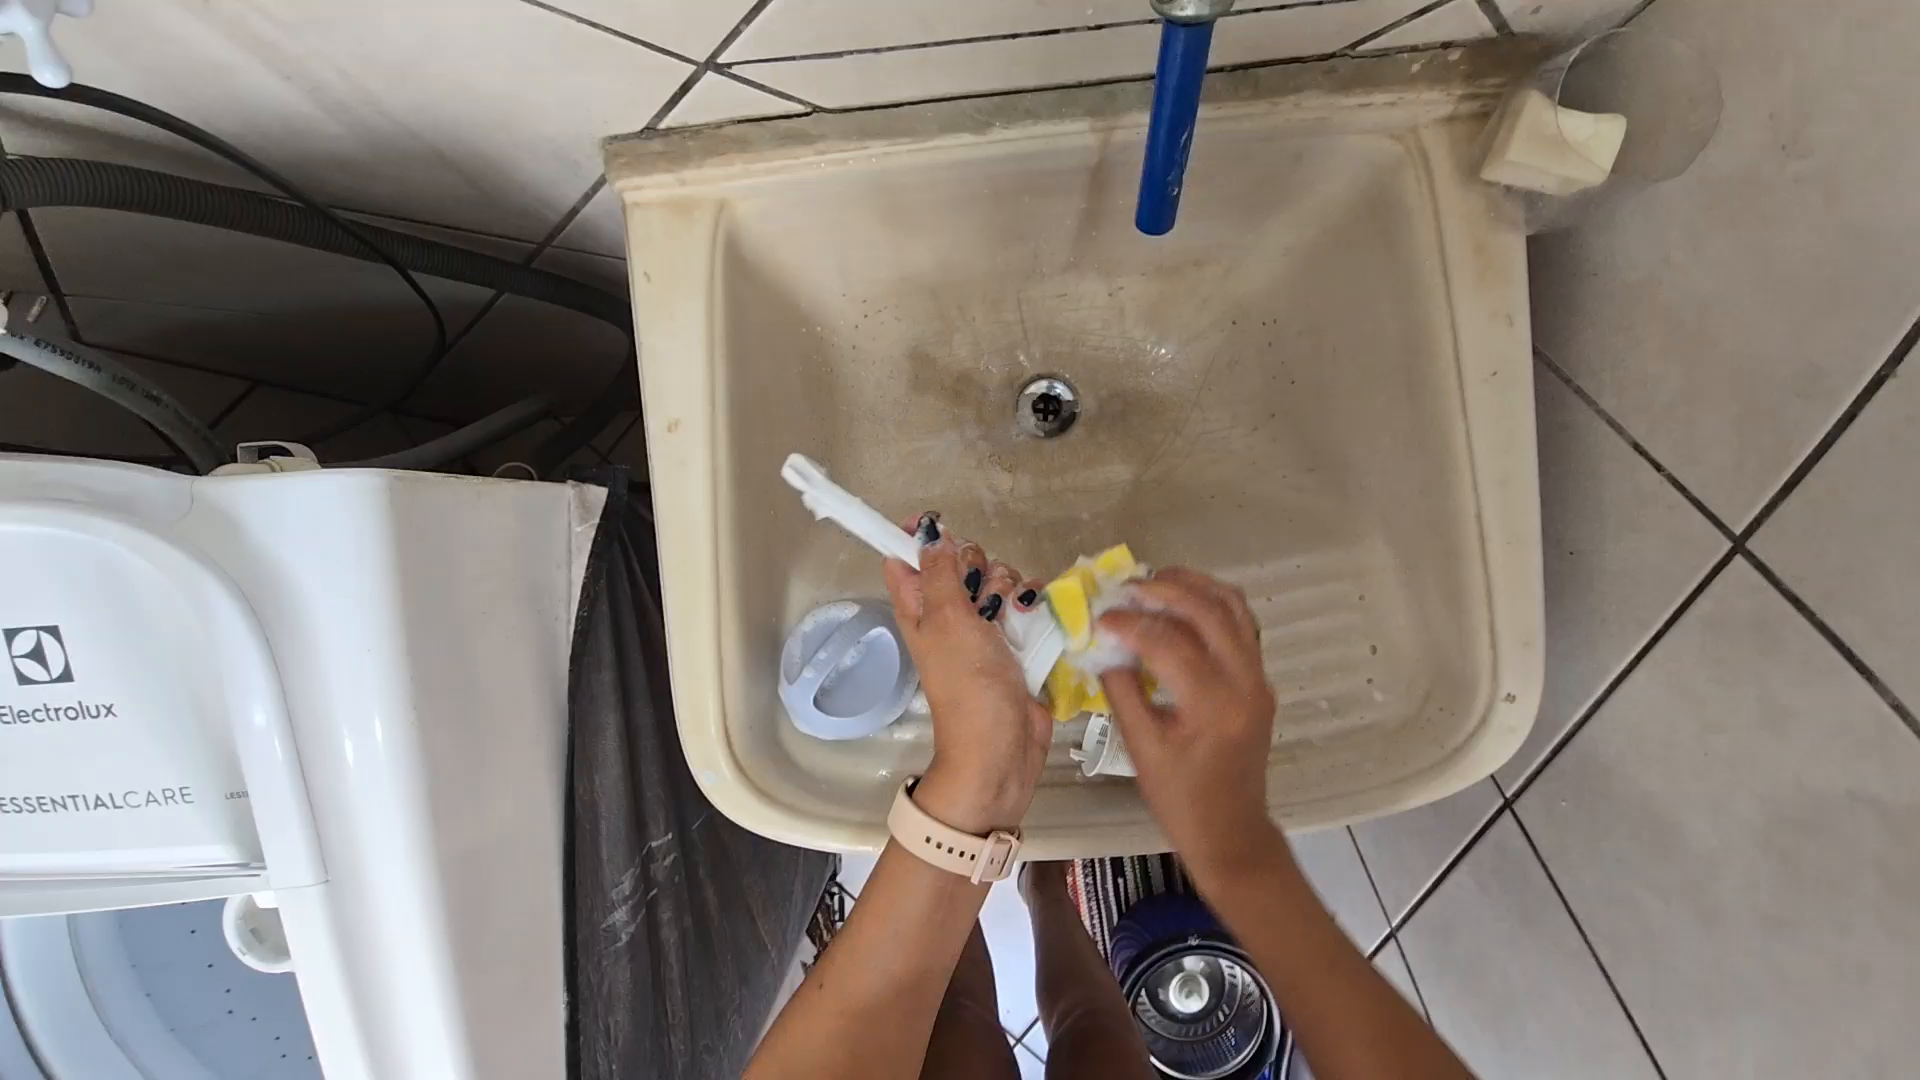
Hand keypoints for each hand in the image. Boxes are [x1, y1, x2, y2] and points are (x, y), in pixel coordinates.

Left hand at [882, 516, 1050, 834]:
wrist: (1002, 745)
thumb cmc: (968, 683)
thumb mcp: (947, 620)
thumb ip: (939, 572)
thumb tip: (928, 533)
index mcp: (918, 607)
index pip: (905, 557)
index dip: (917, 535)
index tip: (937, 524)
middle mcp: (947, 612)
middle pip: (960, 561)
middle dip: (977, 565)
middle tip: (980, 592)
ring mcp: (982, 627)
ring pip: (997, 579)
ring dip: (1008, 588)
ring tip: (1010, 616)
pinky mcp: (1015, 639)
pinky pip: (1023, 602)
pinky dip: (1031, 604)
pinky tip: (1034, 618)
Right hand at [1098, 567, 1280, 881]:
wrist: (1231, 830)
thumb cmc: (1180, 798)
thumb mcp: (1140, 748)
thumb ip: (1122, 691)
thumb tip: (1106, 647)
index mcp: (1213, 705)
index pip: (1170, 643)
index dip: (1131, 623)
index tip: (1101, 617)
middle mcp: (1245, 683)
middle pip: (1209, 611)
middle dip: (1166, 590)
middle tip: (1129, 586)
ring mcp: (1258, 678)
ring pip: (1234, 608)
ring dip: (1195, 587)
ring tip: (1156, 580)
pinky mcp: (1259, 679)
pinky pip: (1242, 624)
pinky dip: (1212, 603)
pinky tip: (1182, 603)